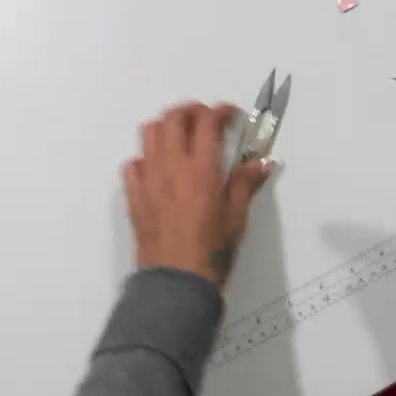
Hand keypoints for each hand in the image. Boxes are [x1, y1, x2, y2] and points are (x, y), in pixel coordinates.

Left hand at [124, 103, 274, 284]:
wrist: (175, 285)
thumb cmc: (212, 252)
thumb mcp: (236, 218)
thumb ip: (245, 184)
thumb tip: (262, 161)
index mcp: (201, 170)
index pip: (207, 122)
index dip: (220, 111)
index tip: (231, 115)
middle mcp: (172, 166)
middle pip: (174, 118)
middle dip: (192, 110)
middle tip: (205, 119)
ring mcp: (148, 179)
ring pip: (149, 132)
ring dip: (166, 126)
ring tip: (180, 136)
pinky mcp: (133, 196)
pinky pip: (133, 164)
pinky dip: (145, 157)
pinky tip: (158, 168)